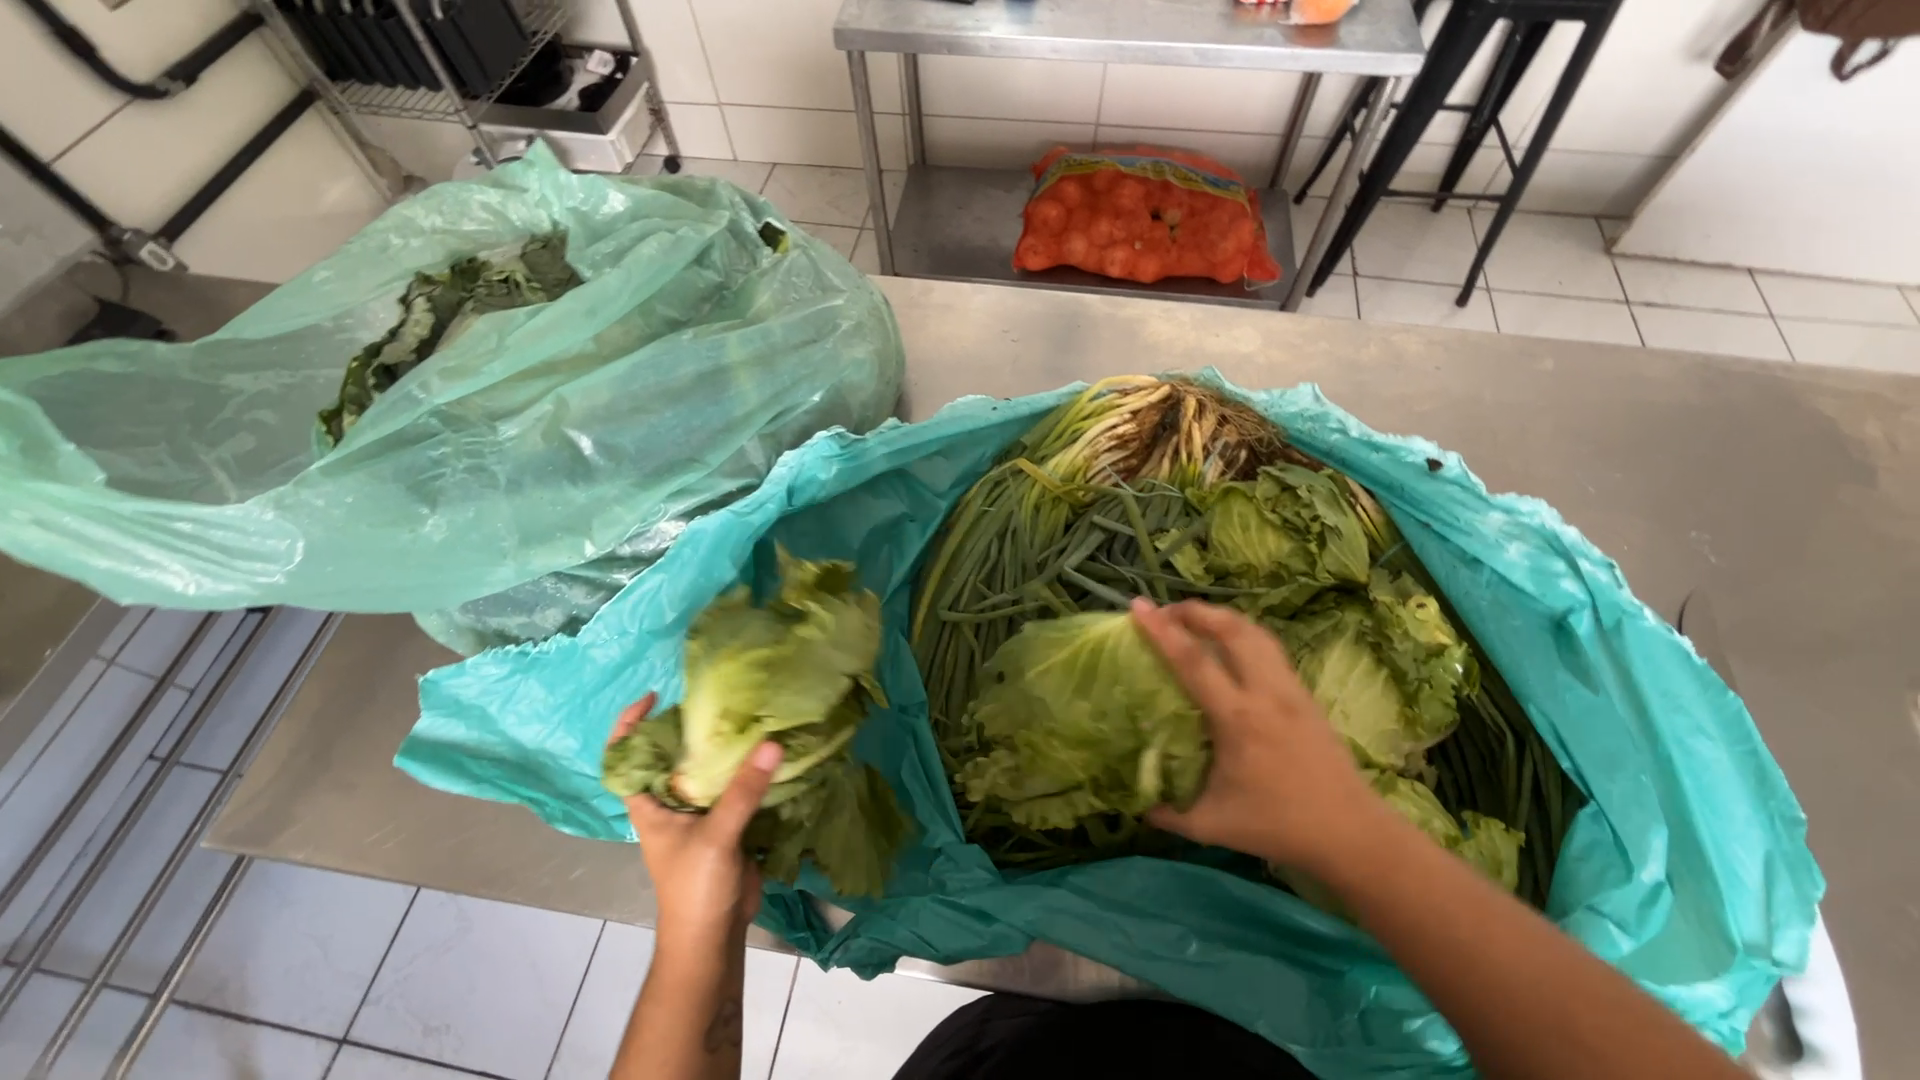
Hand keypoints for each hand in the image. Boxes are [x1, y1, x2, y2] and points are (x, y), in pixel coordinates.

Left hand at [608, 695, 782, 948]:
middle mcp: (671, 803)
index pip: (626, 757)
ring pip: (708, 772)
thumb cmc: (694, 888)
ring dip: (726, 749)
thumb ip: (742, 792)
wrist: (712, 937)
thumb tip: (771, 743)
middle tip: (720, 701)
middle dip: (692, 728)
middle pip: (674, 756)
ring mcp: (700, 814)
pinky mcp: (727, 825)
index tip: (655, 697)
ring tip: (749, 717)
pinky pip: (736, 789)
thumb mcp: (716, 837)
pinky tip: (771, 754)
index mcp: (650, 804)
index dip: (631, 724)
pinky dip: (750, 772)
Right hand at [1130, 598, 1385, 871]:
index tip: (1138, 606)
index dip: (1162, 631)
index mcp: (1238, 719)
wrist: (1350, 833)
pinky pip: (1270, 649)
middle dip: (1195, 610)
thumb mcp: (1210, 825)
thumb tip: (1135, 800)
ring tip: (1194, 619)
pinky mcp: (1306, 695)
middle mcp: (1266, 694)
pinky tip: (1229, 647)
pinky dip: (1243, 634)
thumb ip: (1167, 811)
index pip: (1193, 661)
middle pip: (1232, 628)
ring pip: (1256, 632)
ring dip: (1221, 617)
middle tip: (1164, 611)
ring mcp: (1291, 690)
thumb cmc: (1277, 827)